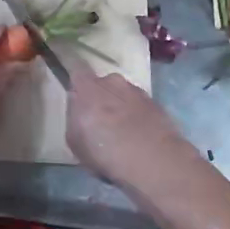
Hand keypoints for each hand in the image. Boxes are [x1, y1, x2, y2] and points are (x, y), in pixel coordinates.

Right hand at [65, 66, 193, 189]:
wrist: (153, 159)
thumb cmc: (105, 151)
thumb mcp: (74, 141)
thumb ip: (73, 117)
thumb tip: (79, 107)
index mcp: (89, 87)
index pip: (77, 70)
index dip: (77, 80)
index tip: (76, 92)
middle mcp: (113, 81)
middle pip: (102, 84)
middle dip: (101, 97)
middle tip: (100, 120)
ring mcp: (137, 90)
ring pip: (123, 94)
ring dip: (120, 106)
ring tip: (123, 132)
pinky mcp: (156, 103)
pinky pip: (139, 105)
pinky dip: (137, 116)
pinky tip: (139, 136)